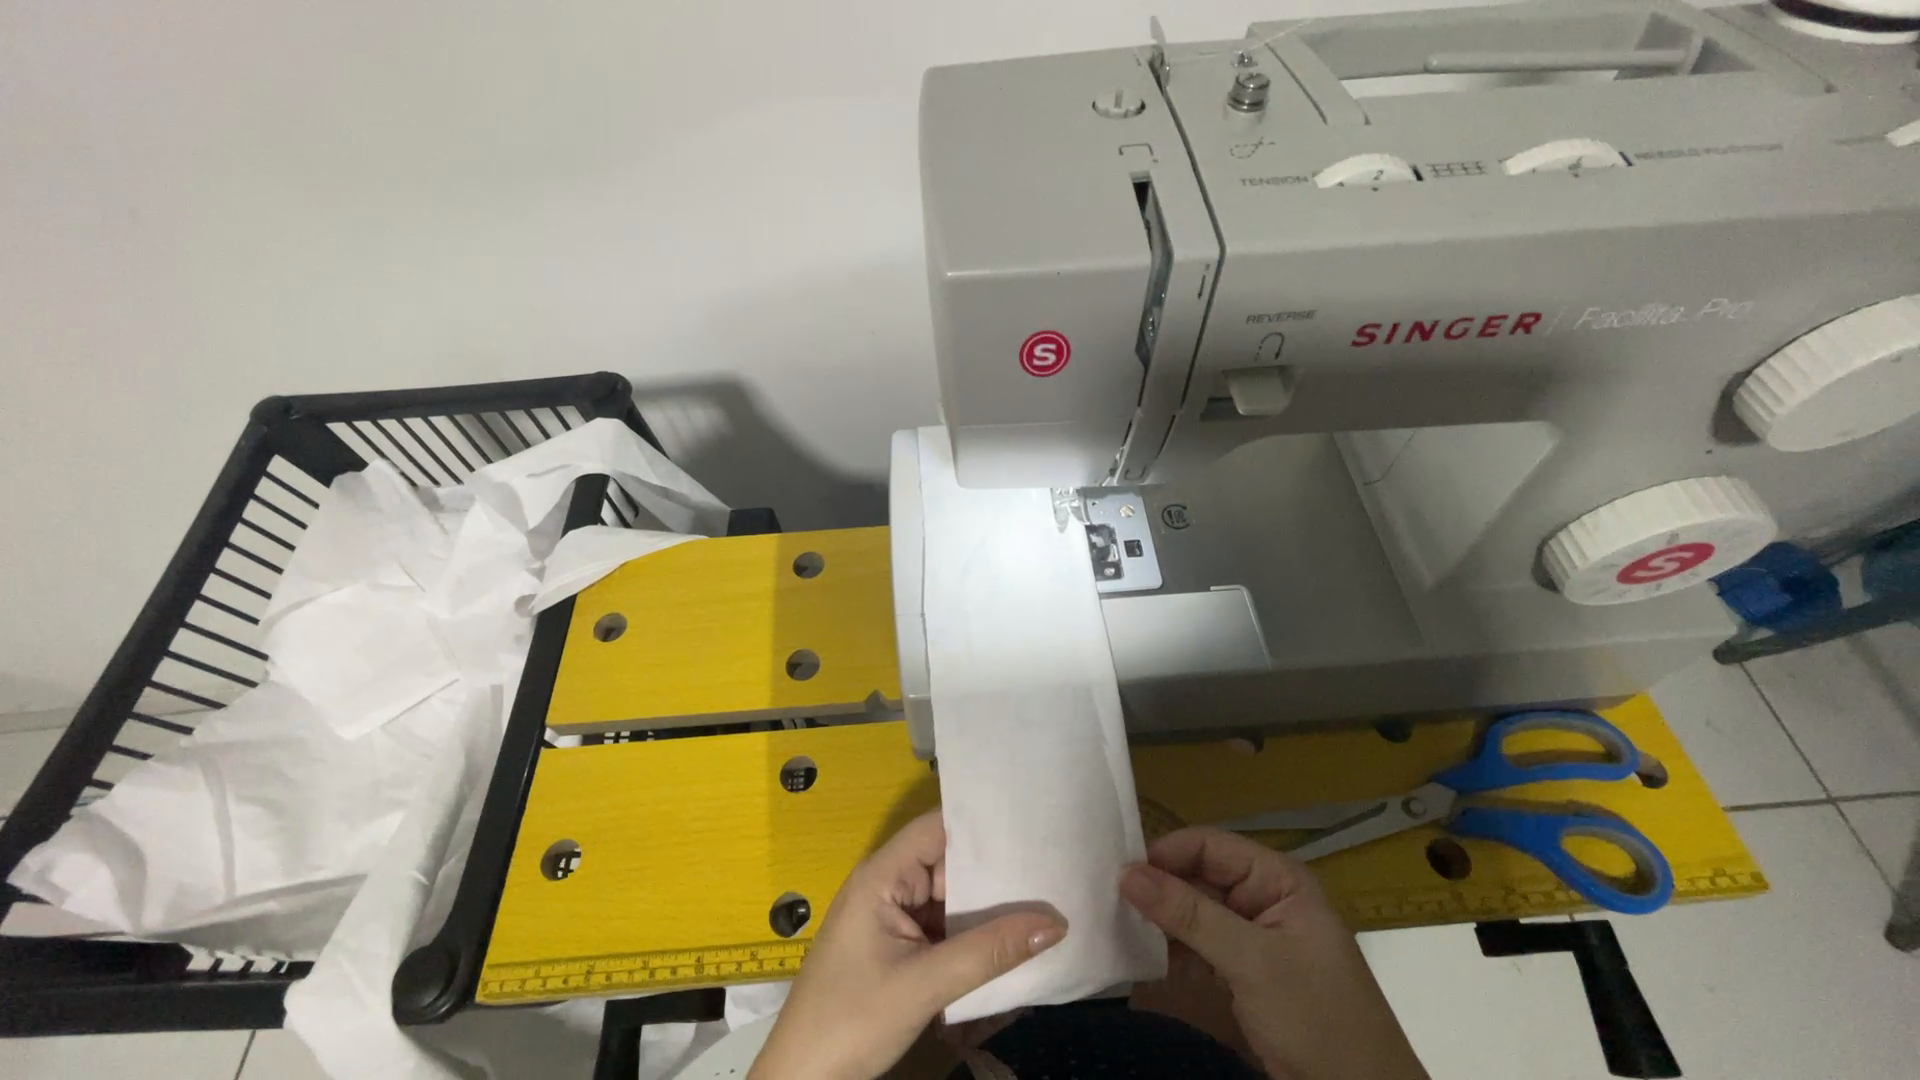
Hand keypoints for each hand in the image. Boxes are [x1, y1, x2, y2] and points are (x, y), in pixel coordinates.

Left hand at [749, 810, 1066, 1079]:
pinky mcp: (898, 950)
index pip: (938, 828)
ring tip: (1048, 897)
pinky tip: (1015, 937)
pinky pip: (944, 929)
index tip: (1033, 820)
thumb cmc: (851, 1020)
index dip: (981, 822)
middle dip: (995, 868)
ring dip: (989, 905)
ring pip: (951, 899)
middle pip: (949, 863)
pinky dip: (974, 934)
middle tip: (1054, 864)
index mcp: (882, 876)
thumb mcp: (924, 985)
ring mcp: (892, 919)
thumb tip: (1055, 922)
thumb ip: (989, 952)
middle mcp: (888, 887)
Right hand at [1120, 827, 1426, 1079]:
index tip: (1119, 873)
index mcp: (1278, 879)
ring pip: (1193, 912)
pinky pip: (1197, 946)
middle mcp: (1263, 898)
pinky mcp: (1241, 972)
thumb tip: (1127, 873)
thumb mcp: (1252, 961)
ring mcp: (1251, 937)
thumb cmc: (1317, 1017)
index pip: (1210, 846)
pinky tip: (1138, 956)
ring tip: (1113, 924)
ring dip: (1160, 920)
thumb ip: (1190, 915)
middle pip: (1198, 877)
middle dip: (1157, 887)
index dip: (1166, 853)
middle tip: (1106, 899)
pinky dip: (1171, 951)